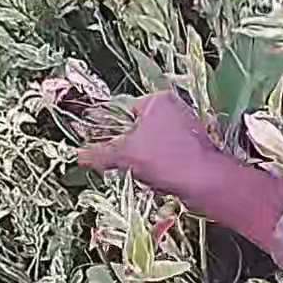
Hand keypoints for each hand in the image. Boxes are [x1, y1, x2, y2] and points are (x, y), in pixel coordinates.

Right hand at [75, 92, 225, 197]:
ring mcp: (188, 129)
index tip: (110, 151)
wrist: (205, 182)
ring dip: (145, 162)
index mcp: (159, 100)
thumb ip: (100, 153)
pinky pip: (168, 158)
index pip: (126, 112)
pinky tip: (162, 180)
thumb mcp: (126, 155)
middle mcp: (176, 109)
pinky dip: (162, 169)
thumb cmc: (165, 158)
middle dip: (132, 150)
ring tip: (146, 174)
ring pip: (154, 147)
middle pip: (140, 131)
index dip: (116, 133)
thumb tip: (77, 155)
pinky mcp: (196, 149)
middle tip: (128, 165)